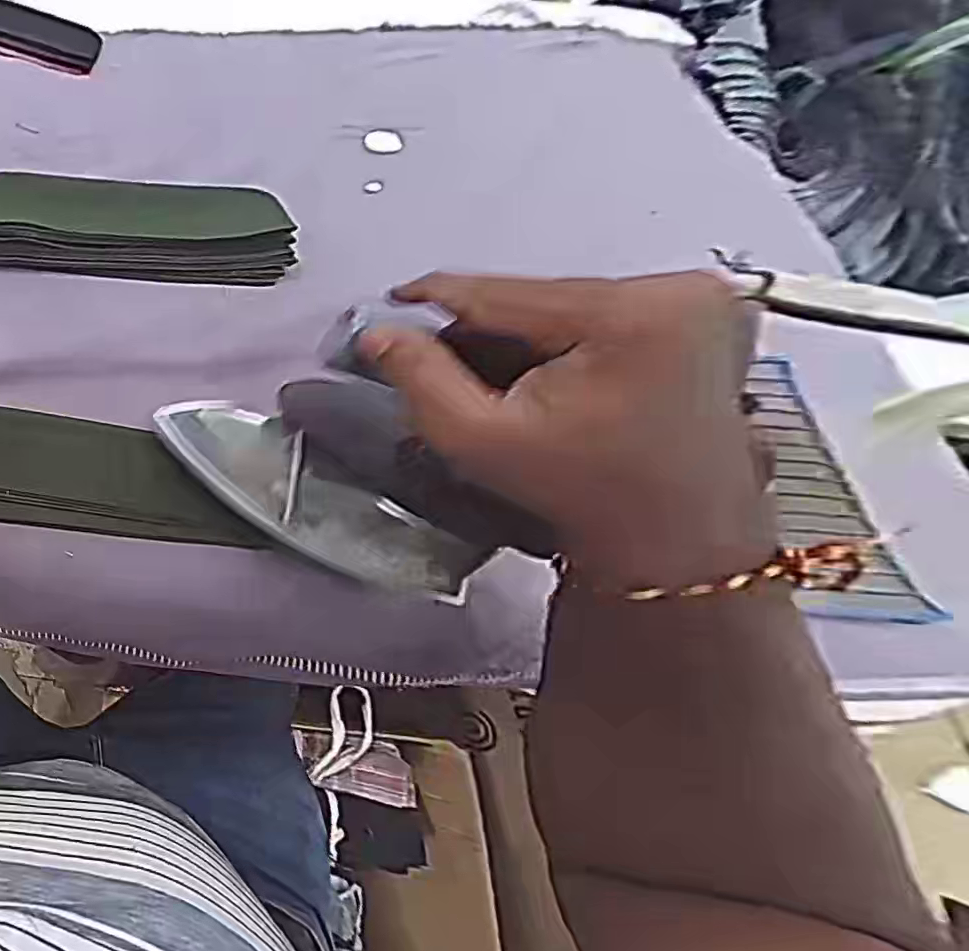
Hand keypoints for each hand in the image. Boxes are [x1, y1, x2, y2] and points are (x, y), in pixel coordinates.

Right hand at [358, 272, 773, 588]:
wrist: (666, 527)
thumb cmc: (578, 489)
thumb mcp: (475, 437)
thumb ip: (420, 378)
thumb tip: (382, 335)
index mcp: (628, 314)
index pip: (502, 292)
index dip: (438, 295)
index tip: (398, 298)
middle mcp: (677, 291)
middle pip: (534, 296)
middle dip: (483, 331)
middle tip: (450, 373)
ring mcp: (697, 300)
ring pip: (561, 304)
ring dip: (519, 336)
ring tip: (503, 387)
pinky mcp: (700, 315)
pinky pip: (597, 312)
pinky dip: (557, 341)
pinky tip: (544, 380)